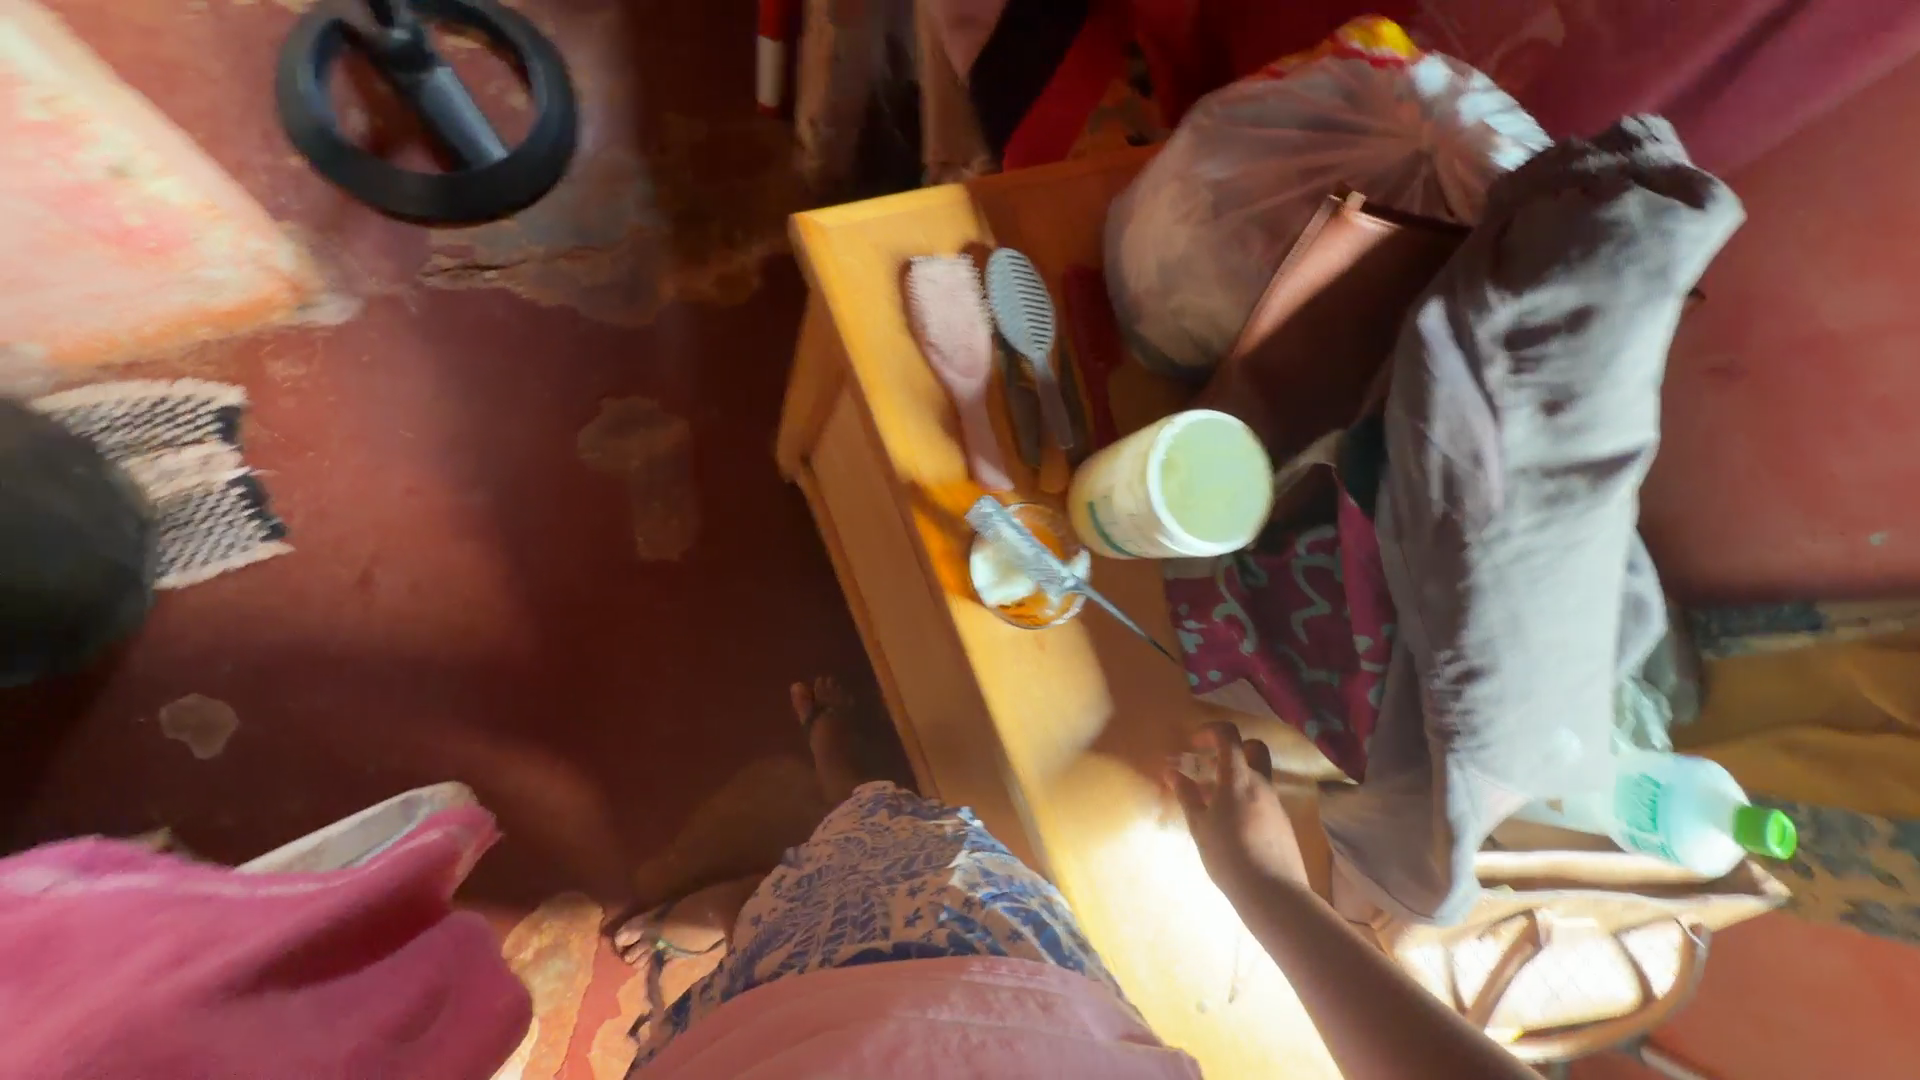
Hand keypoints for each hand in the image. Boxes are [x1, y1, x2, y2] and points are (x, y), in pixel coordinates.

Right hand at [1166, 721, 1308, 896]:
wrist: (1273, 893)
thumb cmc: (1228, 855)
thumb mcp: (1199, 826)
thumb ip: (1187, 795)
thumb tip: (1172, 772)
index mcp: (1238, 779)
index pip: (1229, 736)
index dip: (1210, 731)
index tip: (1193, 743)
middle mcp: (1261, 784)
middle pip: (1254, 748)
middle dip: (1233, 748)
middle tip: (1210, 764)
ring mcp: (1275, 804)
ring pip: (1258, 777)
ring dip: (1236, 779)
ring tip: (1213, 803)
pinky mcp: (1282, 824)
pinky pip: (1262, 800)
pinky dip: (1246, 800)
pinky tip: (1231, 826)